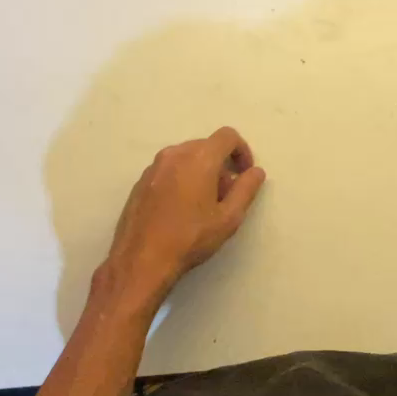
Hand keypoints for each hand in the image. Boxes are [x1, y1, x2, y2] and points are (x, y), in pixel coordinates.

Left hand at [95, 127, 266, 309]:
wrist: (141, 259)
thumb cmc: (190, 238)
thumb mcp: (228, 218)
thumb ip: (246, 189)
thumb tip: (255, 172)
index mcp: (199, 158)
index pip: (227, 136)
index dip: (242, 151)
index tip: (245, 174)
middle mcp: (174, 154)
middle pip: (206, 146)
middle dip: (222, 165)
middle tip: (226, 196)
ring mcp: (154, 167)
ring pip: (186, 158)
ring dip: (201, 172)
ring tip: (203, 205)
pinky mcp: (141, 181)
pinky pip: (169, 170)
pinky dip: (182, 179)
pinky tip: (181, 210)